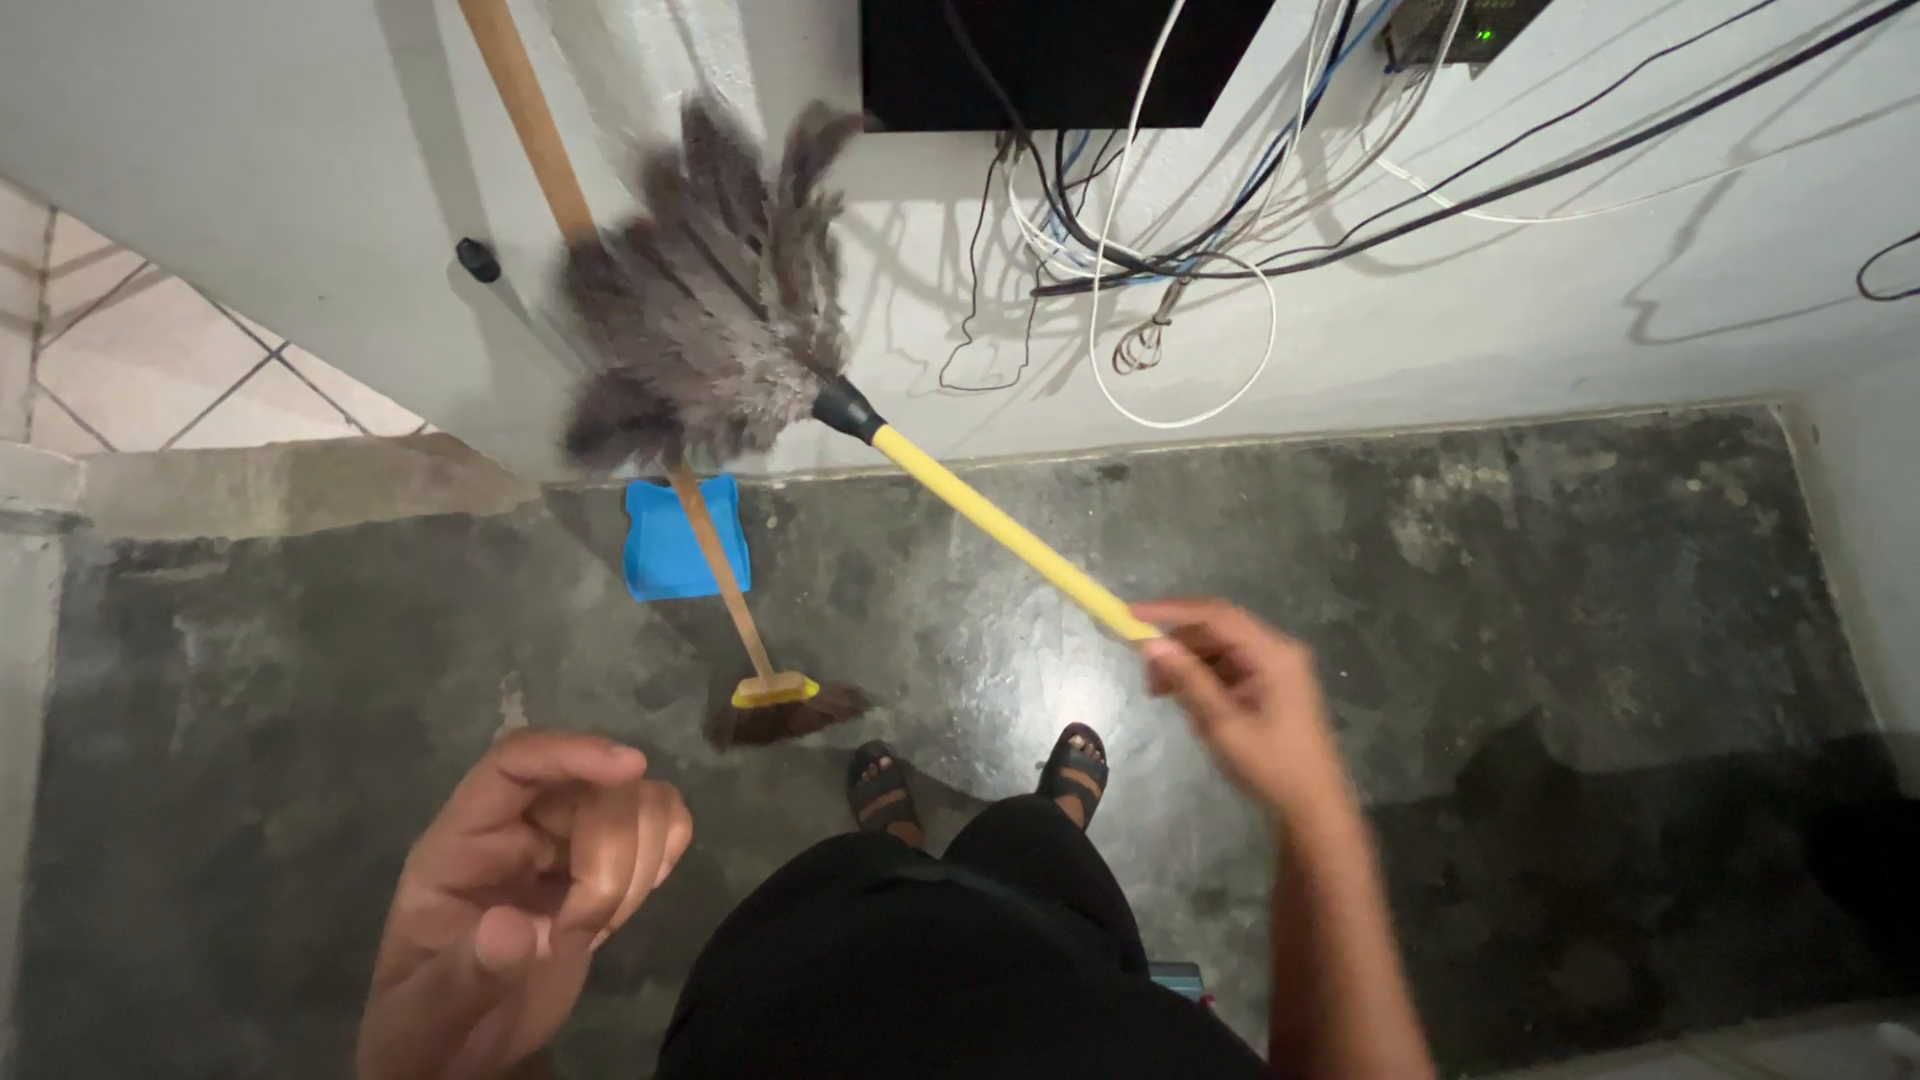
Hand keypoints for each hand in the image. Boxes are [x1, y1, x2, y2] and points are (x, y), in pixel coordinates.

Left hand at [357, 731, 692, 1079]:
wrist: (472, 1053)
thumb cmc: (433, 1031)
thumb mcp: (421, 1024)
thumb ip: (458, 981)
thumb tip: (511, 928)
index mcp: (464, 842)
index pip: (516, 761)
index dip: (572, 752)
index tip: (630, 768)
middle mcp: (523, 823)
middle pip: (597, 787)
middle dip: (612, 855)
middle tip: (587, 928)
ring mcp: (574, 835)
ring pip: (642, 799)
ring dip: (640, 865)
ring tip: (600, 926)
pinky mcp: (617, 855)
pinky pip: (665, 820)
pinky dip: (666, 851)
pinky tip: (638, 896)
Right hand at [1135, 599, 1351, 816]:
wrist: (1313, 809)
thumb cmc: (1271, 766)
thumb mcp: (1222, 723)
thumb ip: (1187, 678)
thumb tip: (1150, 643)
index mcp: (1273, 653)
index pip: (1215, 615)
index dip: (1170, 611)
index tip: (1131, 614)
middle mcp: (1276, 651)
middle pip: (1215, 629)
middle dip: (1176, 643)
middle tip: (1144, 669)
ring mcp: (1274, 667)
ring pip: (1217, 648)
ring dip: (1185, 662)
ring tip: (1157, 690)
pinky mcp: (1268, 684)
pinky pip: (1226, 666)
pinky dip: (1199, 676)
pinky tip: (1181, 697)